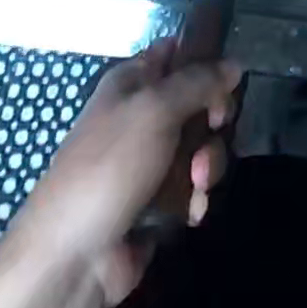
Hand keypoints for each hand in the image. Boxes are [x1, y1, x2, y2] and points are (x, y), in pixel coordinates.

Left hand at [0, 39, 241, 307]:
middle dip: (213, 120)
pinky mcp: (157, 200)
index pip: (174, 52)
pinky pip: (192, 186)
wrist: (72, 255)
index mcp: (131, 82)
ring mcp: (149, 159)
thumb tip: (234, 63)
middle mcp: (142, 115)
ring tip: (198, 183)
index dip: (203, 60)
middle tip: (215, 129)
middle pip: (198, 101)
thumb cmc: (110, 164)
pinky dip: (197, 196)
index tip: (225, 78)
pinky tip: (191, 210)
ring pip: (200, 146)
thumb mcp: (155, 108)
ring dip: (208, 164)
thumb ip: (199, 81)